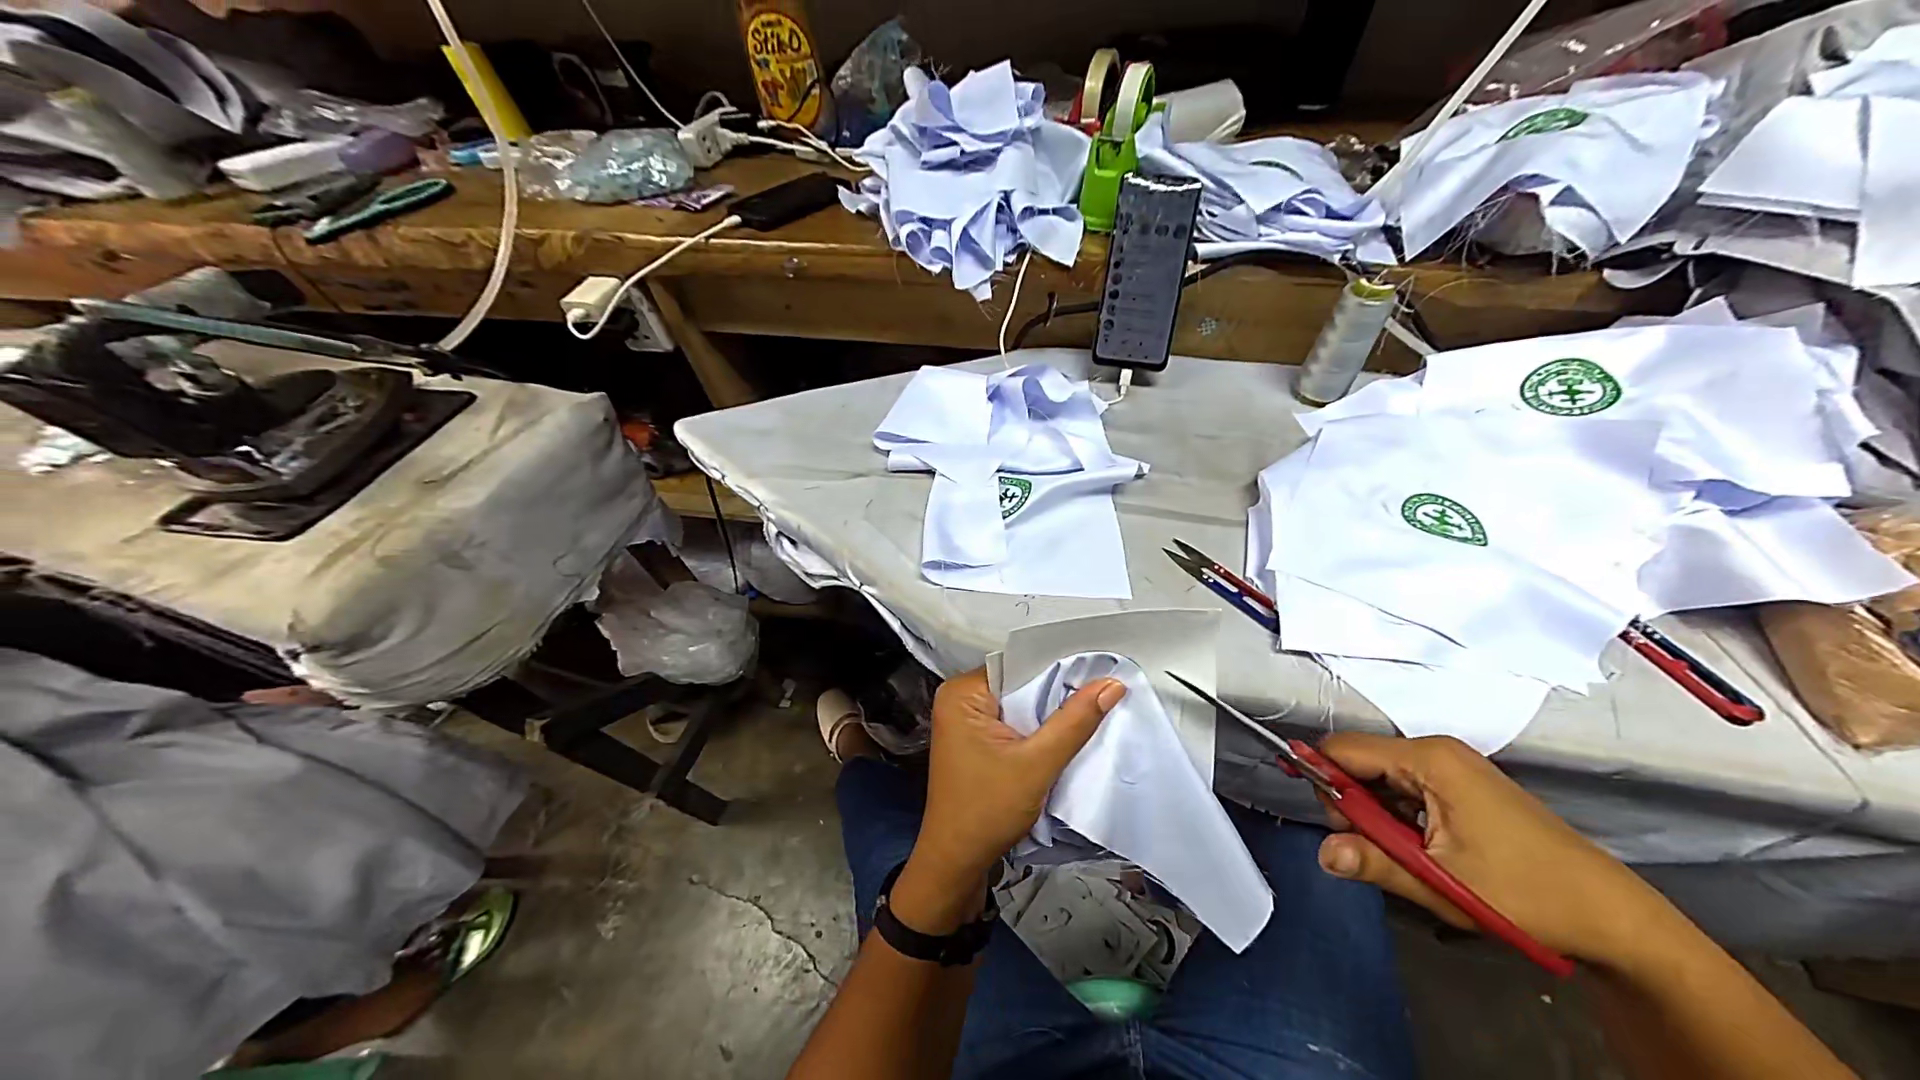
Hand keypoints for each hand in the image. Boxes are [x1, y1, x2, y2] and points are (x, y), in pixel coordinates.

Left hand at [891, 668, 1124, 934]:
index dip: (1058, 667)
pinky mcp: (975, 741)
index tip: (1098, 669)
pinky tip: (1065, 732)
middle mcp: (959, 699)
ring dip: (1049, 712)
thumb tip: (1111, 684)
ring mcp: (965, 721)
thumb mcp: (1037, 764)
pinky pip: (1013, 721)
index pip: (1017, 664)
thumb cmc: (986, 811)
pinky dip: (1037, 728)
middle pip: (1019, 682)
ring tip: (1092, 707)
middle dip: (1056, 690)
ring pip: (1019, 703)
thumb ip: (1074, 722)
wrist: (956, 862)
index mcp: (962, 693)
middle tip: (1102, 689)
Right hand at [1313, 733, 1678, 967]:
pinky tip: (1422, 849)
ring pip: (1381, 778)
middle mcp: (1437, 751)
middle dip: (1353, 804)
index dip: (1321, 778)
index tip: (1328, 821)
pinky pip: (1405, 787)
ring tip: (1409, 856)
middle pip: (1359, 762)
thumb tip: (1322, 852)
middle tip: (1376, 850)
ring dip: (1378, 815)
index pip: (1343, 749)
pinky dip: (1399, 816)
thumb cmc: (1527, 893)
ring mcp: (1452, 766)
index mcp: (1428, 759)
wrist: (1610, 915)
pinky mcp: (1462, 784)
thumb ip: (1372, 861)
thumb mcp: (1439, 882)